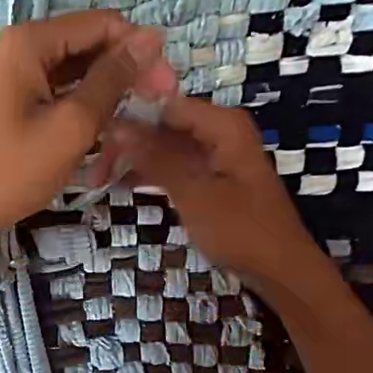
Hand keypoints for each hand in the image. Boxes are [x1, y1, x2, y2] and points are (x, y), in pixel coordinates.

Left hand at [0, 10, 174, 250]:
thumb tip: (152, 36)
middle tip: (159, 103)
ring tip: (140, 115)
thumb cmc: (16, 170)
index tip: (167, 87)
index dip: (140, 50)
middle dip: (128, 67)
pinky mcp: (23, 95)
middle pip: (93, 42)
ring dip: (113, 86)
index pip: (103, 25)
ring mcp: (21, 71)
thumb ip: (113, 78)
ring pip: (82, 65)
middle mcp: (24, 46)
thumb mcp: (73, 124)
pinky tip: (110, 122)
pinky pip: (66, 86)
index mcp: (31, 42)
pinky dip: (90, 100)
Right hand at [101, 97, 327, 294]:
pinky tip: (121, 184)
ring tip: (97, 177)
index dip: (128, 113)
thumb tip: (115, 125)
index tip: (93, 131)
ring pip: (164, 146)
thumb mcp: (193, 192)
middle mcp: (218, 130)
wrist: (280, 270)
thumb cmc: (241, 229)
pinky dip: (151, 173)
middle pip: (162, 123)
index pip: (164, 102)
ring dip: (134, 160)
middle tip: (92, 167)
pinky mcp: (209, 176)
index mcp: (222, 124)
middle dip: (127, 142)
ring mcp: (214, 154)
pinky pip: (174, 164)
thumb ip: (155, 156)